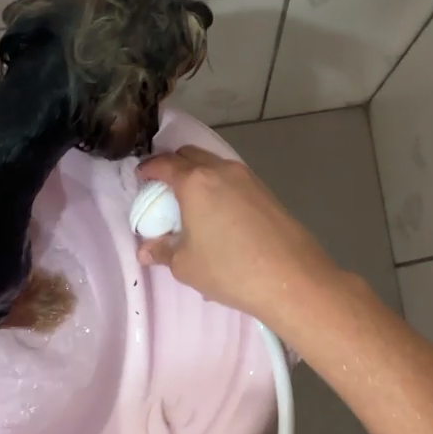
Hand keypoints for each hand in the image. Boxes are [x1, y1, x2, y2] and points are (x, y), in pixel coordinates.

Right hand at [137, 146, 342, 323]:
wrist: (291, 279)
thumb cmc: (230, 270)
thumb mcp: (186, 265)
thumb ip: (162, 251)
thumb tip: (146, 249)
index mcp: (195, 182)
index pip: (165, 164)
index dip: (148, 169)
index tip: (141, 178)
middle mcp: (222, 171)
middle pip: (190, 155)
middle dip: (173, 165)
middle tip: (163, 187)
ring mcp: (248, 178)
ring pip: (215, 165)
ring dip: (198, 174)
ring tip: (190, 201)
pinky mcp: (266, 192)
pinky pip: (233, 179)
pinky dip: (218, 186)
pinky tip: (218, 213)